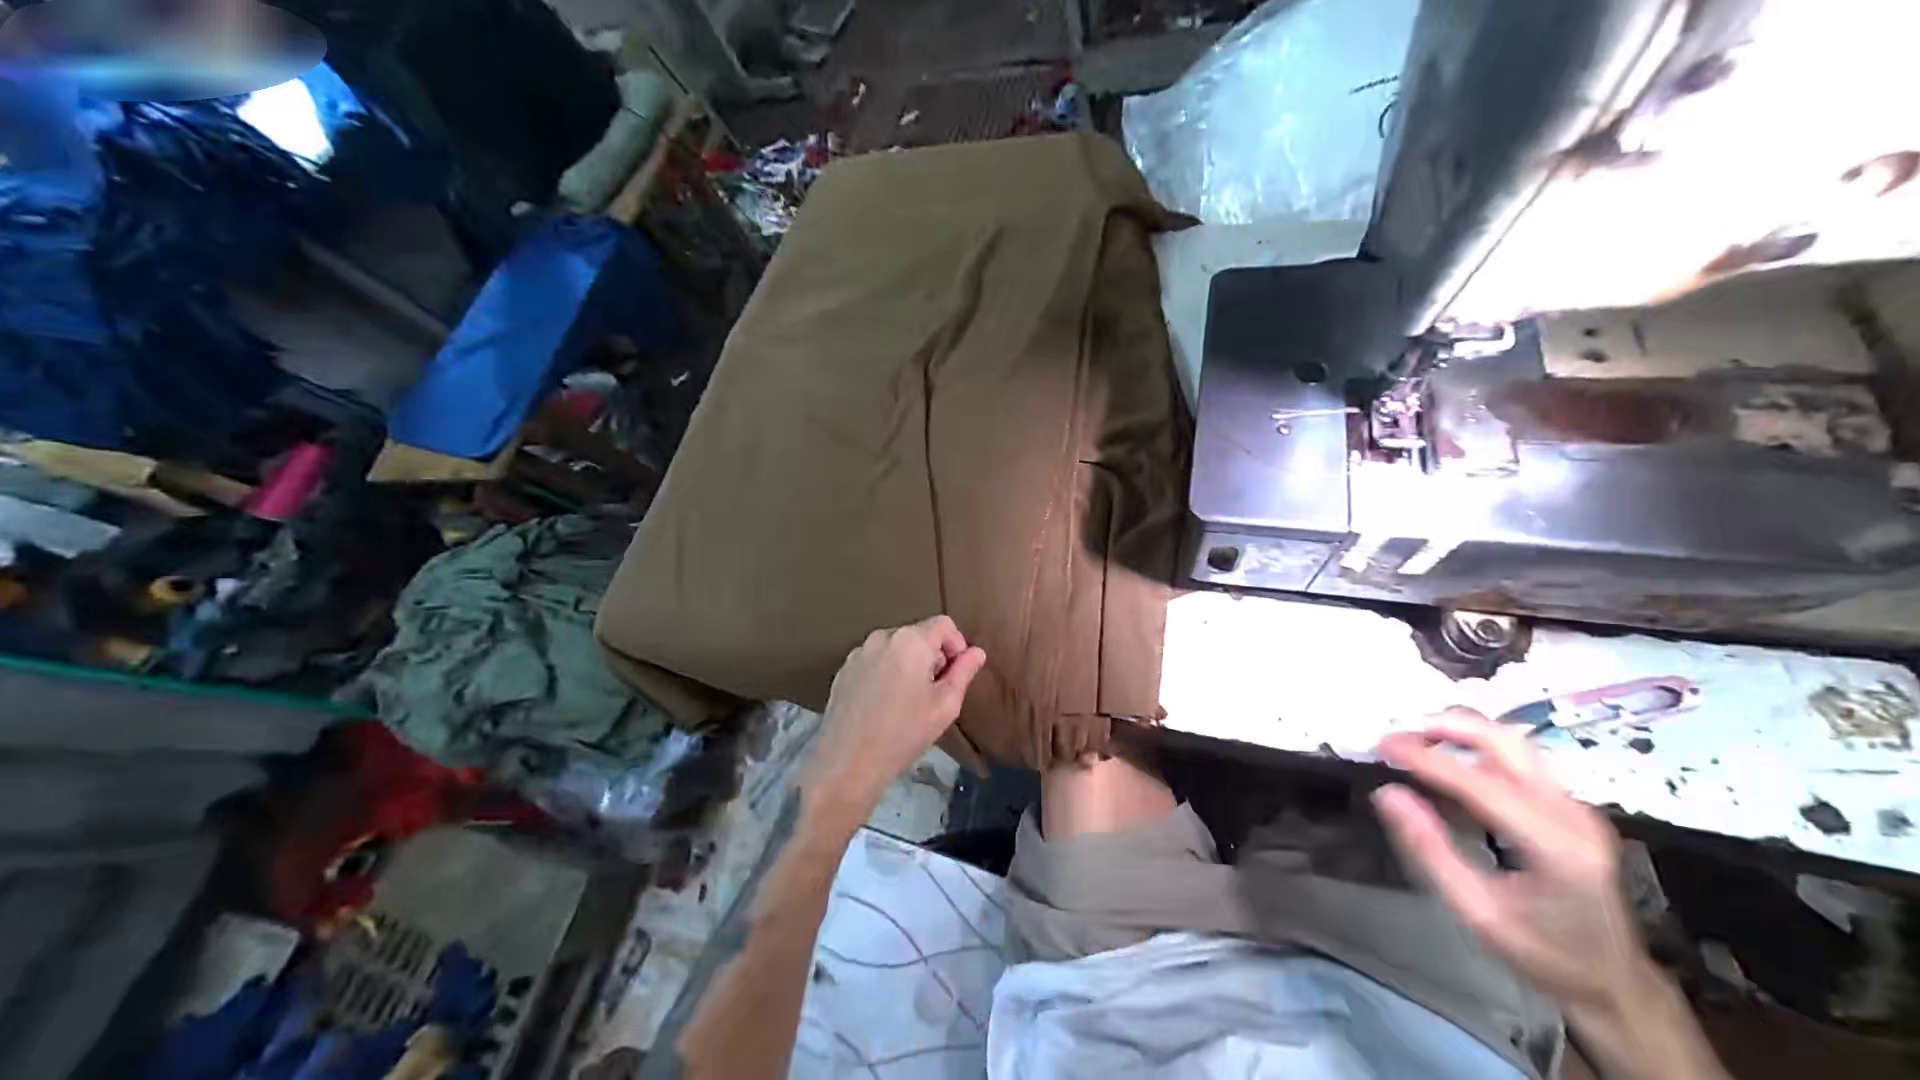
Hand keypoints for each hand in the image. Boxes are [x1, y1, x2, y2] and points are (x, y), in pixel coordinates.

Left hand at [800, 616, 986, 831]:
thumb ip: (963, 672)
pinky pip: (875, 661)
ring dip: (909, 664)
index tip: (956, 674)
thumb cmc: (904, 733)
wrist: (848, 762)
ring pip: (895, 648)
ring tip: (908, 702)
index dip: (957, 645)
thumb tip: (976, 652)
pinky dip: (886, 673)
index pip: (944, 624)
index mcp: (911, 640)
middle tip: (934, 693)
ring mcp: (859, 652)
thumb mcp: (945, 705)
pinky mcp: (843, 670)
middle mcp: (882, 637)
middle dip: (932, 656)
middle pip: (918, 634)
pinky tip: (884, 705)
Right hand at [1371, 709, 1653, 1010]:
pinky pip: (1517, 760)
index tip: (1383, 745)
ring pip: (1513, 743)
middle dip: (1447, 728)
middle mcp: (1571, 815)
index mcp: (1554, 845)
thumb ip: (1430, 850)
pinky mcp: (1569, 806)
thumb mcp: (1476, 911)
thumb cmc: (1541, 952)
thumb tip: (1387, 794)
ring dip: (1460, 733)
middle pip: (1506, 743)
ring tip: (1415, 742)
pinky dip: (1475, 749)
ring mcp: (1576, 807)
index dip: (1427, 758)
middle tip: (1398, 735)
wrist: (1612, 979)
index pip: (1480, 782)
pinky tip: (1446, 762)